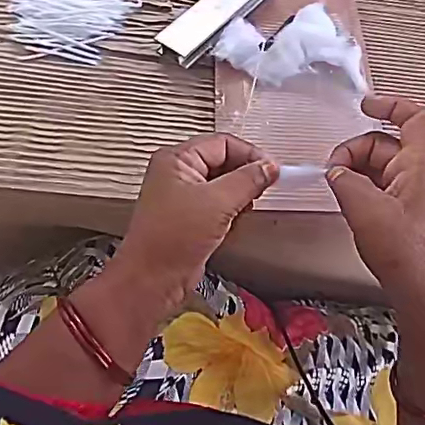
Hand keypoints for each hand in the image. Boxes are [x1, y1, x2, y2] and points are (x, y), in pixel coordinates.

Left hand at [119, 134, 277, 282]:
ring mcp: (183, 196)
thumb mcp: (217, 202)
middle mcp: (178, 174)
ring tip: (243, 210)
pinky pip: (219, 205)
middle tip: (262, 189)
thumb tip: (268, 167)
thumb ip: (247, 180)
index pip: (222, 143)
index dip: (249, 154)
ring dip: (238, 197)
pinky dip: (230, 212)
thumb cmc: (170, 239)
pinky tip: (232, 225)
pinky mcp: (190, 218)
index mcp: (177, 159)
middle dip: (245, 176)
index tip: (271, 169)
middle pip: (223, 162)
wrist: (152, 280)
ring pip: (223, 185)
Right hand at [325, 96, 424, 290]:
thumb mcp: (366, 210)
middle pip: (388, 144)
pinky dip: (362, 189)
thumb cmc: (411, 258)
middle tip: (335, 166)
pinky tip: (349, 204)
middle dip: (357, 150)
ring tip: (339, 187)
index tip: (367, 104)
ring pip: (383, 168)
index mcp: (421, 168)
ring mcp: (416, 197)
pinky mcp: (408, 216)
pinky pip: (383, 189)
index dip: (391, 104)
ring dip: (357, 172)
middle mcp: (422, 178)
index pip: (415, 119)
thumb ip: (346, 181)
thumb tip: (336, 171)